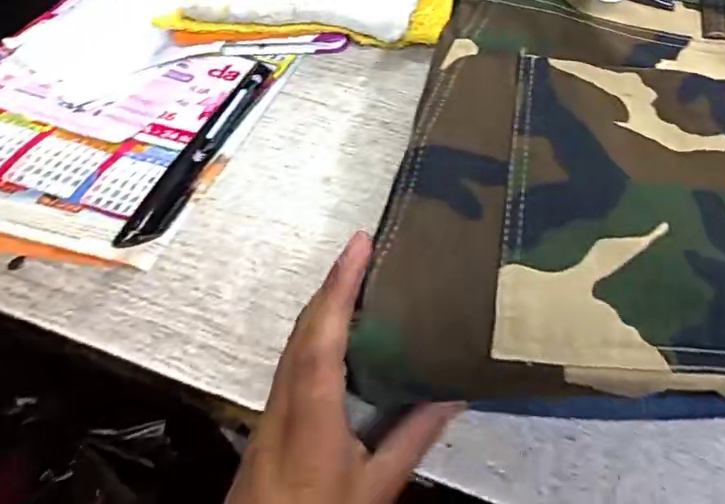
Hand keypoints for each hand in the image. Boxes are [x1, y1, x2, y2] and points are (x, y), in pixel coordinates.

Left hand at [227, 232, 461, 503]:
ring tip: (355, 272)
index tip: (358, 247)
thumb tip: (455, 391)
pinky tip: (338, 327)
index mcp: (310, 422)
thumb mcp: (374, 488)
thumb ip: (413, 437)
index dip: (340, 289)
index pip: (322, 342)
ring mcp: (270, 419)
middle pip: (302, 334)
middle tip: (362, 245)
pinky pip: (292, 361)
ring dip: (323, 303)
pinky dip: (317, 329)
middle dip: (331, 283)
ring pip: (293, 345)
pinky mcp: (269, 427)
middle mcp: (283, 412)